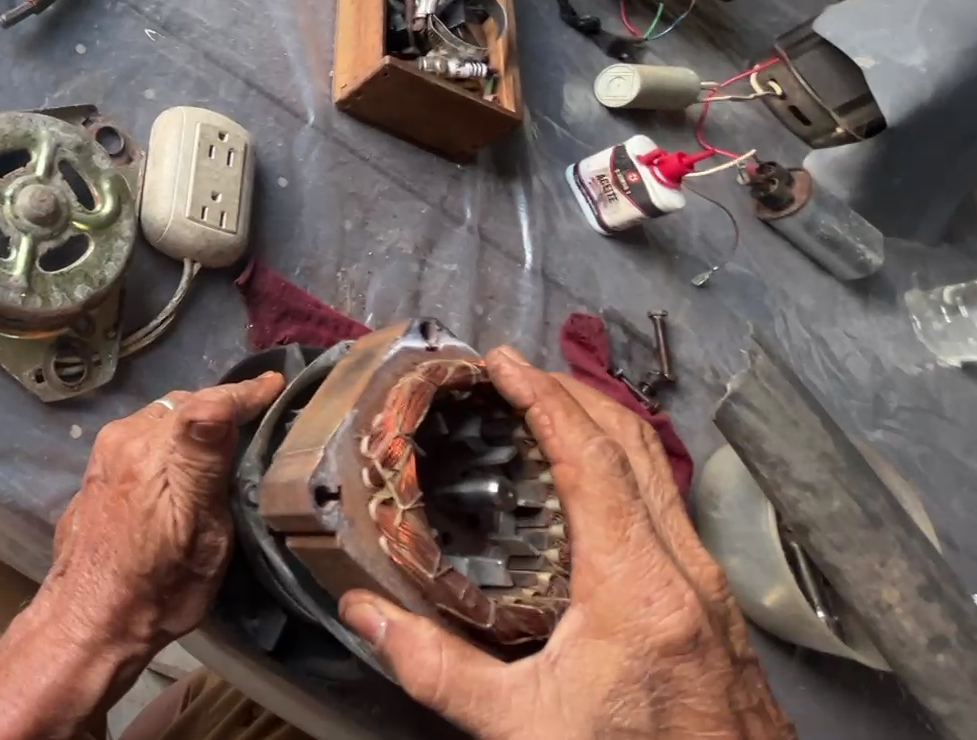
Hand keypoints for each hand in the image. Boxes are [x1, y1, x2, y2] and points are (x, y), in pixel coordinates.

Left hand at [40, 372, 286, 656]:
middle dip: (220, 404)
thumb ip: (206, 461)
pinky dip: (170, 435)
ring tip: (224, 436)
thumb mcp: (200, 535)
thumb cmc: (158, 586)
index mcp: (153, 449)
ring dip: (192, 419)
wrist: (90, 616)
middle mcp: (124, 436)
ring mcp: (105, 448)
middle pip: (182, 402)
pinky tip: (183, 457)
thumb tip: (219, 401)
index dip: (244, 391)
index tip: (274, 383)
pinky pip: (144, 432)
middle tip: (256, 416)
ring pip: (162, 415)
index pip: (206, 401)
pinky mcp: (97, 463)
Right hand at [338, 347, 793, 739]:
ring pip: (653, 464)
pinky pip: (657, 491)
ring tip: (533, 398)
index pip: (593, 461)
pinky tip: (572, 465)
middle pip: (632, 444)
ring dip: (592, 416)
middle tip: (506, 369)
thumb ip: (437, 669)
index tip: (500, 361)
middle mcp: (683, 567)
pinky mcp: (705, 591)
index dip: (545, 400)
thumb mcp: (524, 728)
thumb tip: (359, 608)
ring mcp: (702, 577)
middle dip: (568, 391)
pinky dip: (610, 452)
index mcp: (638, 587)